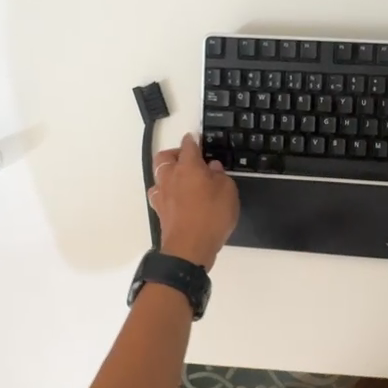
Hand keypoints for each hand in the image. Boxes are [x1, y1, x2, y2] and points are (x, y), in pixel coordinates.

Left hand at [150, 133, 238, 269]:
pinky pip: (160, 194)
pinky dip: (167, 191)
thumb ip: (220, 176)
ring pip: (159, 174)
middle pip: (165, 156)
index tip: (196, 138)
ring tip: (183, 178)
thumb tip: (212, 168)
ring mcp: (162, 194)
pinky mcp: (159, 211)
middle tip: (188, 158)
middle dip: (174, 153)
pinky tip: (176, 197)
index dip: (194, 140)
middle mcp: (171, 176)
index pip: (188, 145)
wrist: (189, 248)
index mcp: (188, 166)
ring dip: (169, 172)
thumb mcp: (228, 192)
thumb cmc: (211, 216)